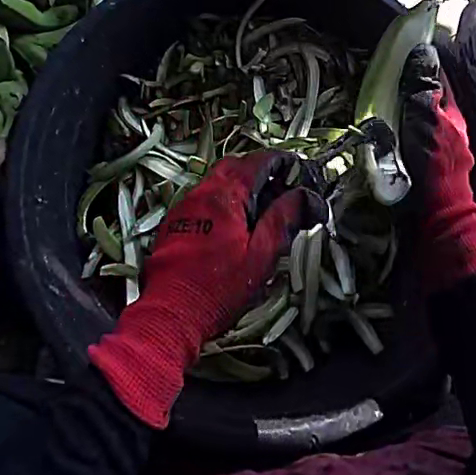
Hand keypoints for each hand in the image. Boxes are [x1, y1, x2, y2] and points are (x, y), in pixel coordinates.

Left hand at [88, 151, 304, 427]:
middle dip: (260, 171)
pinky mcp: (174, 223)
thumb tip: (305, 195)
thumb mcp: (261, 256)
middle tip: (282, 188)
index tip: (298, 169)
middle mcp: (201, 192)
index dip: (281, 162)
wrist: (170, 313)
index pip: (257, 162)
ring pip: (216, 182)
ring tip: (261, 209)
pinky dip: (223, 202)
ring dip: (240, 187)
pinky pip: (202, 199)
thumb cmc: (218, 288)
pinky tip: (234, 226)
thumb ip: (283, 220)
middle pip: (234, 166)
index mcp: (224, 195)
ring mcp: (184, 206)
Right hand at [398, 44, 475, 292]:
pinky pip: (414, 128)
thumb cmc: (433, 168)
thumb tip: (424, 50)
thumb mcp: (426, 122)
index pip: (441, 71)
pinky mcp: (430, 159)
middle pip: (432, 90)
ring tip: (382, 84)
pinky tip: (387, 117)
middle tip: (387, 60)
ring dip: (407, 97)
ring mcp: (443, 142)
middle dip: (414, 75)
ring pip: (423, 109)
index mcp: (454, 110)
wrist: (440, 220)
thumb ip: (423, 88)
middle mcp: (452, 123)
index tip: (404, 39)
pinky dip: (402, 118)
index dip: (425, 54)